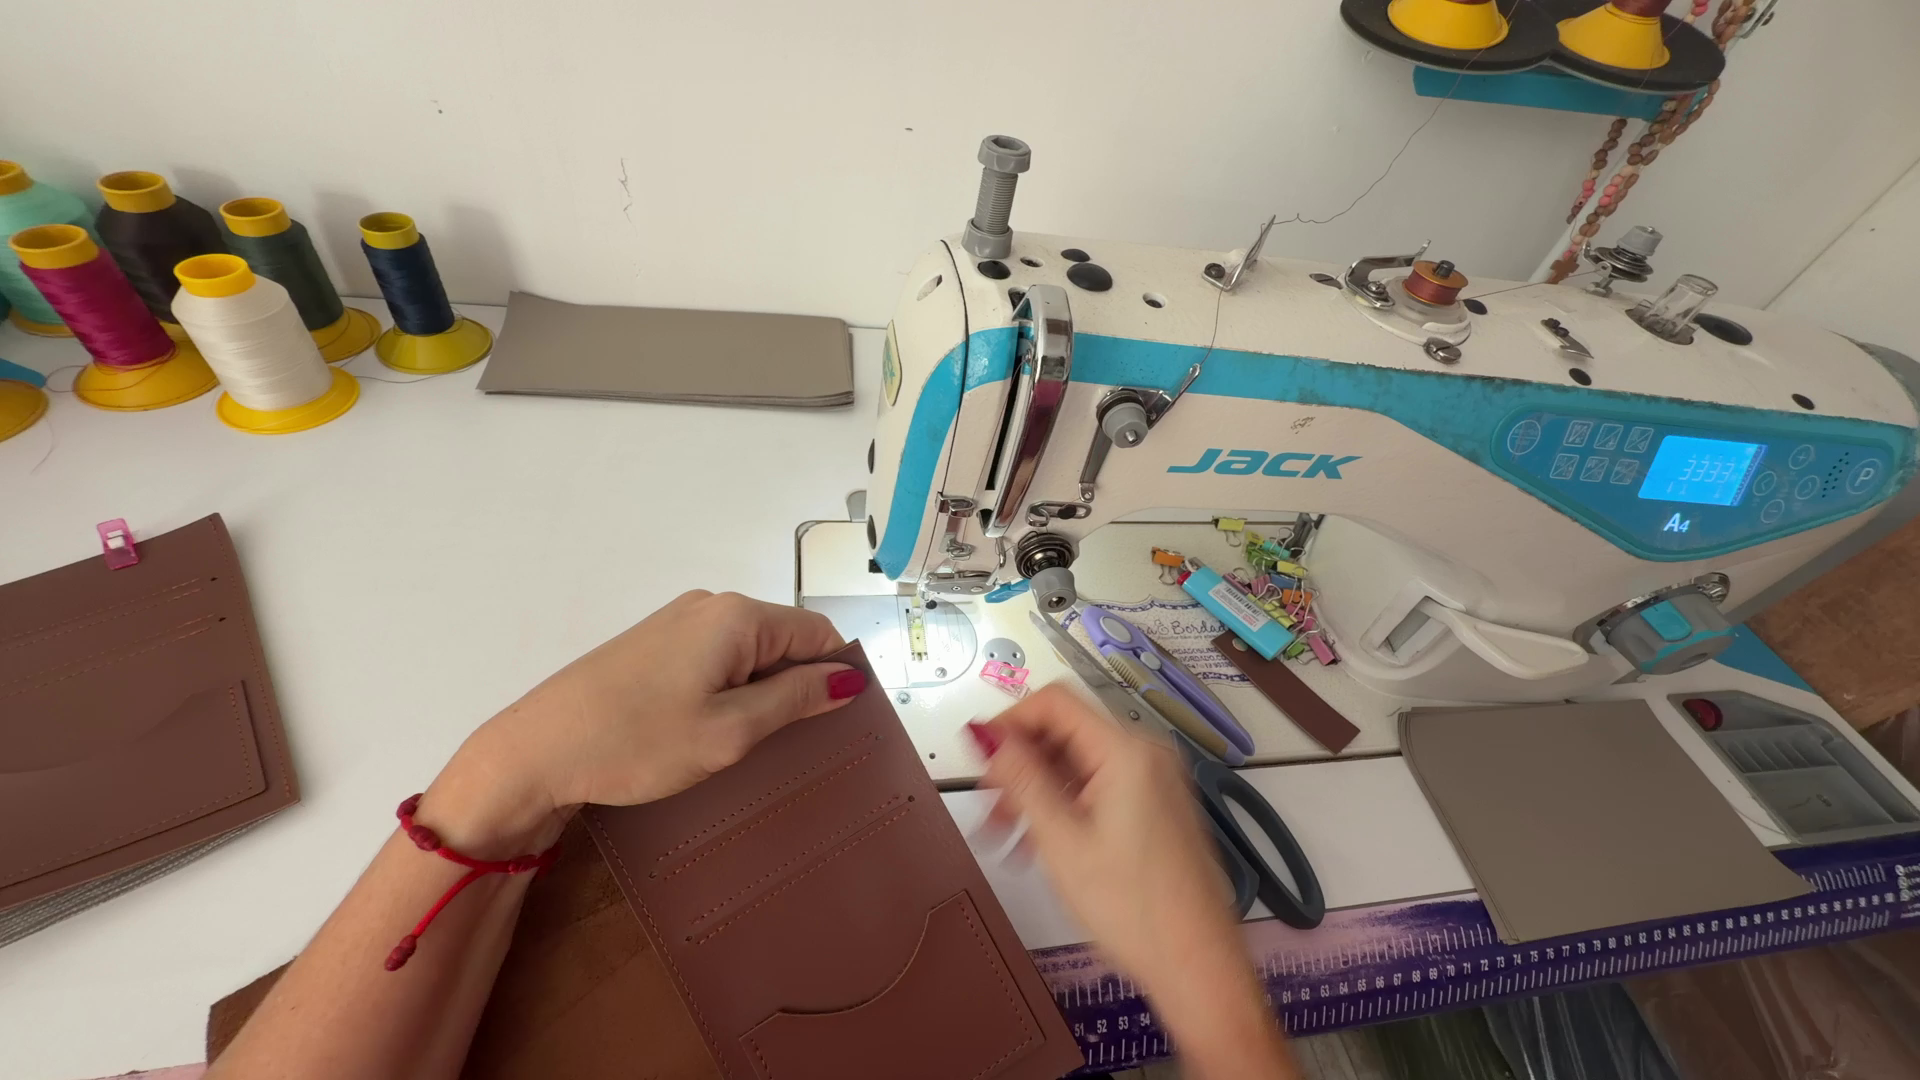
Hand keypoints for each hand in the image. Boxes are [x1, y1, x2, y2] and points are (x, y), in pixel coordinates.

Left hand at [425, 591, 864, 853]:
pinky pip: (718, 655)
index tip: (836, 723)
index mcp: (738, 617)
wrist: (535, 751)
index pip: (817, 633)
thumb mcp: (731, 730)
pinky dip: (730, 686)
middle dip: (796, 684)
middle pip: (784, 638)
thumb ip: (796, 697)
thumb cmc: (639, 742)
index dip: (836, 674)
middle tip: (786, 742)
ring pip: (751, 649)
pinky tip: (711, 725)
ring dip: (761, 689)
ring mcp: (680, 619)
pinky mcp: (656, 640)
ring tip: (746, 740)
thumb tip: (849, 677)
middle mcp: (712, 604)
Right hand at [973, 686, 1235, 990]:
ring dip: (1036, 788)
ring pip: (1076, 761)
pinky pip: (1096, 785)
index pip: (1054, 702)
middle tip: (990, 806)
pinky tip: (1039, 841)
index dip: (1009, 721)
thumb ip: (1021, 778)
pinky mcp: (1154, 803)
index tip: (979, 753)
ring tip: (1007, 834)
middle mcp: (1145, 754)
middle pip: (1064, 732)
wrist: (1199, 969)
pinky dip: (1063, 803)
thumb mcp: (1061, 842)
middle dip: (1019, 763)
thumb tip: (988, 735)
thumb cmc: (1135, 912)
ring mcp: (1153, 779)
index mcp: (1126, 751)